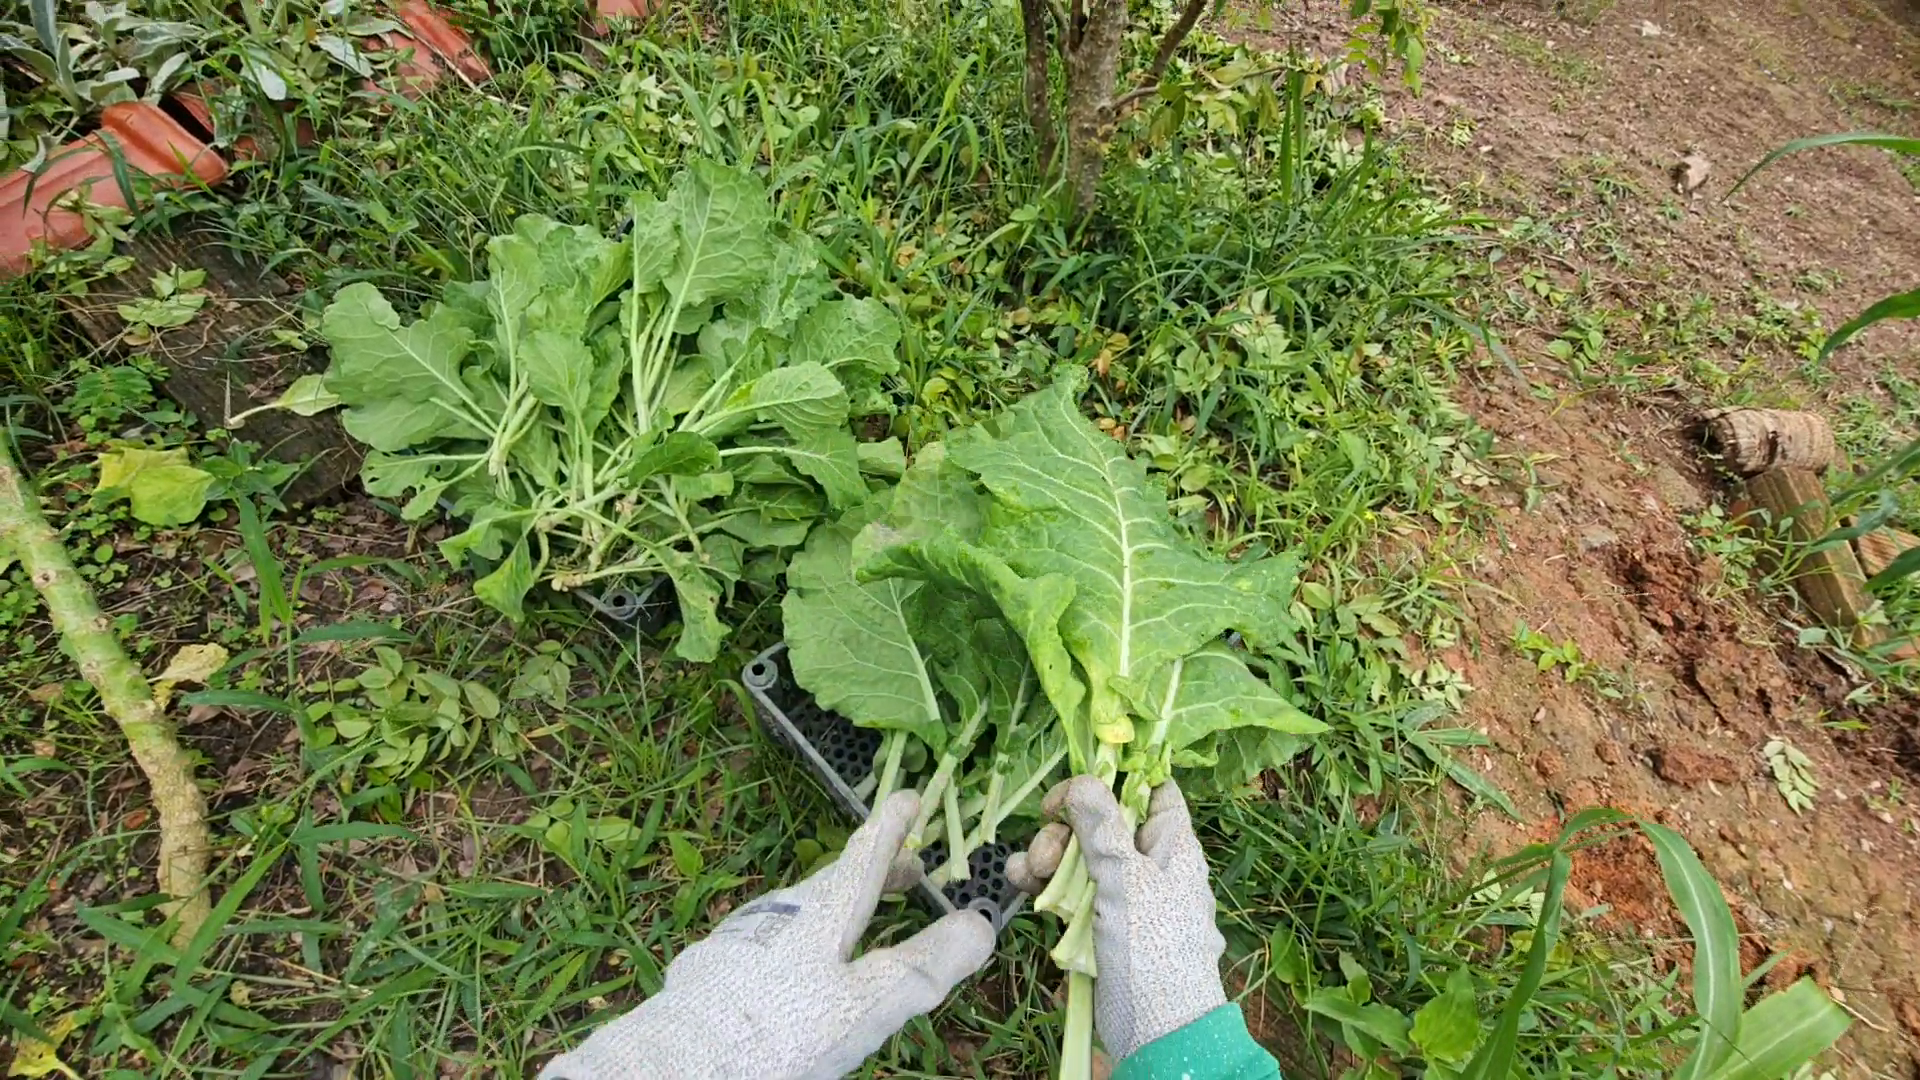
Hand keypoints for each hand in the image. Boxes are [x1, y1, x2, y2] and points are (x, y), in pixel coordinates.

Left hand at [539, 791, 995, 1079]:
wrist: (676, 1063)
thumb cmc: (779, 1028)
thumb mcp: (863, 1004)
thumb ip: (923, 966)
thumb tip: (983, 925)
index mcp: (825, 908)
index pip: (868, 853)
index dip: (893, 825)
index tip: (911, 795)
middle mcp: (787, 909)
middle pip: (842, 879)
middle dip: (879, 868)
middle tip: (912, 867)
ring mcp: (749, 934)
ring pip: (807, 908)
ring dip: (842, 903)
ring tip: (860, 916)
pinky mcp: (719, 964)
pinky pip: (775, 937)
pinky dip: (805, 936)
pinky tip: (797, 964)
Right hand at [1005, 776, 1226, 1060]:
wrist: (1156, 1033)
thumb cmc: (1153, 948)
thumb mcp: (1125, 877)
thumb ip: (1101, 824)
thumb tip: (1084, 777)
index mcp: (1171, 842)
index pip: (1153, 788)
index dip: (1120, 774)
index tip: (1083, 774)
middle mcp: (1147, 860)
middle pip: (1102, 818)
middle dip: (1067, 824)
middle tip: (1049, 835)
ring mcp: (1121, 890)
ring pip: (1078, 850)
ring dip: (1048, 853)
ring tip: (1032, 872)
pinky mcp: (1097, 918)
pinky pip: (1067, 886)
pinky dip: (1044, 881)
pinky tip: (1022, 882)